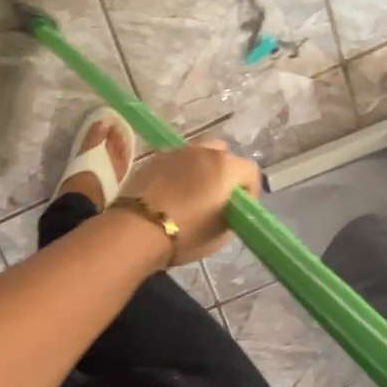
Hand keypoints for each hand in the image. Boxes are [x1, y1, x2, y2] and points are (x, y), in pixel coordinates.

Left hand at [117, 140, 260, 263]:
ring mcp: (175, 152)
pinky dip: (175, 173)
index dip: (249, 192)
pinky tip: (167, 193)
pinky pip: (172, 162)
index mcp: (226, 167)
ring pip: (196, 154)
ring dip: (199, 170)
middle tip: (214, 198)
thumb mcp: (220, 234)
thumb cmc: (185, 236)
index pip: (250, 172)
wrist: (136, 230)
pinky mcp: (151, 159)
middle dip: (224, 173)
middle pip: (223, 154)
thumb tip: (227, 207)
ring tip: (189, 194)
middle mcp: (203, 151)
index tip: (239, 210)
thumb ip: (231, 213)